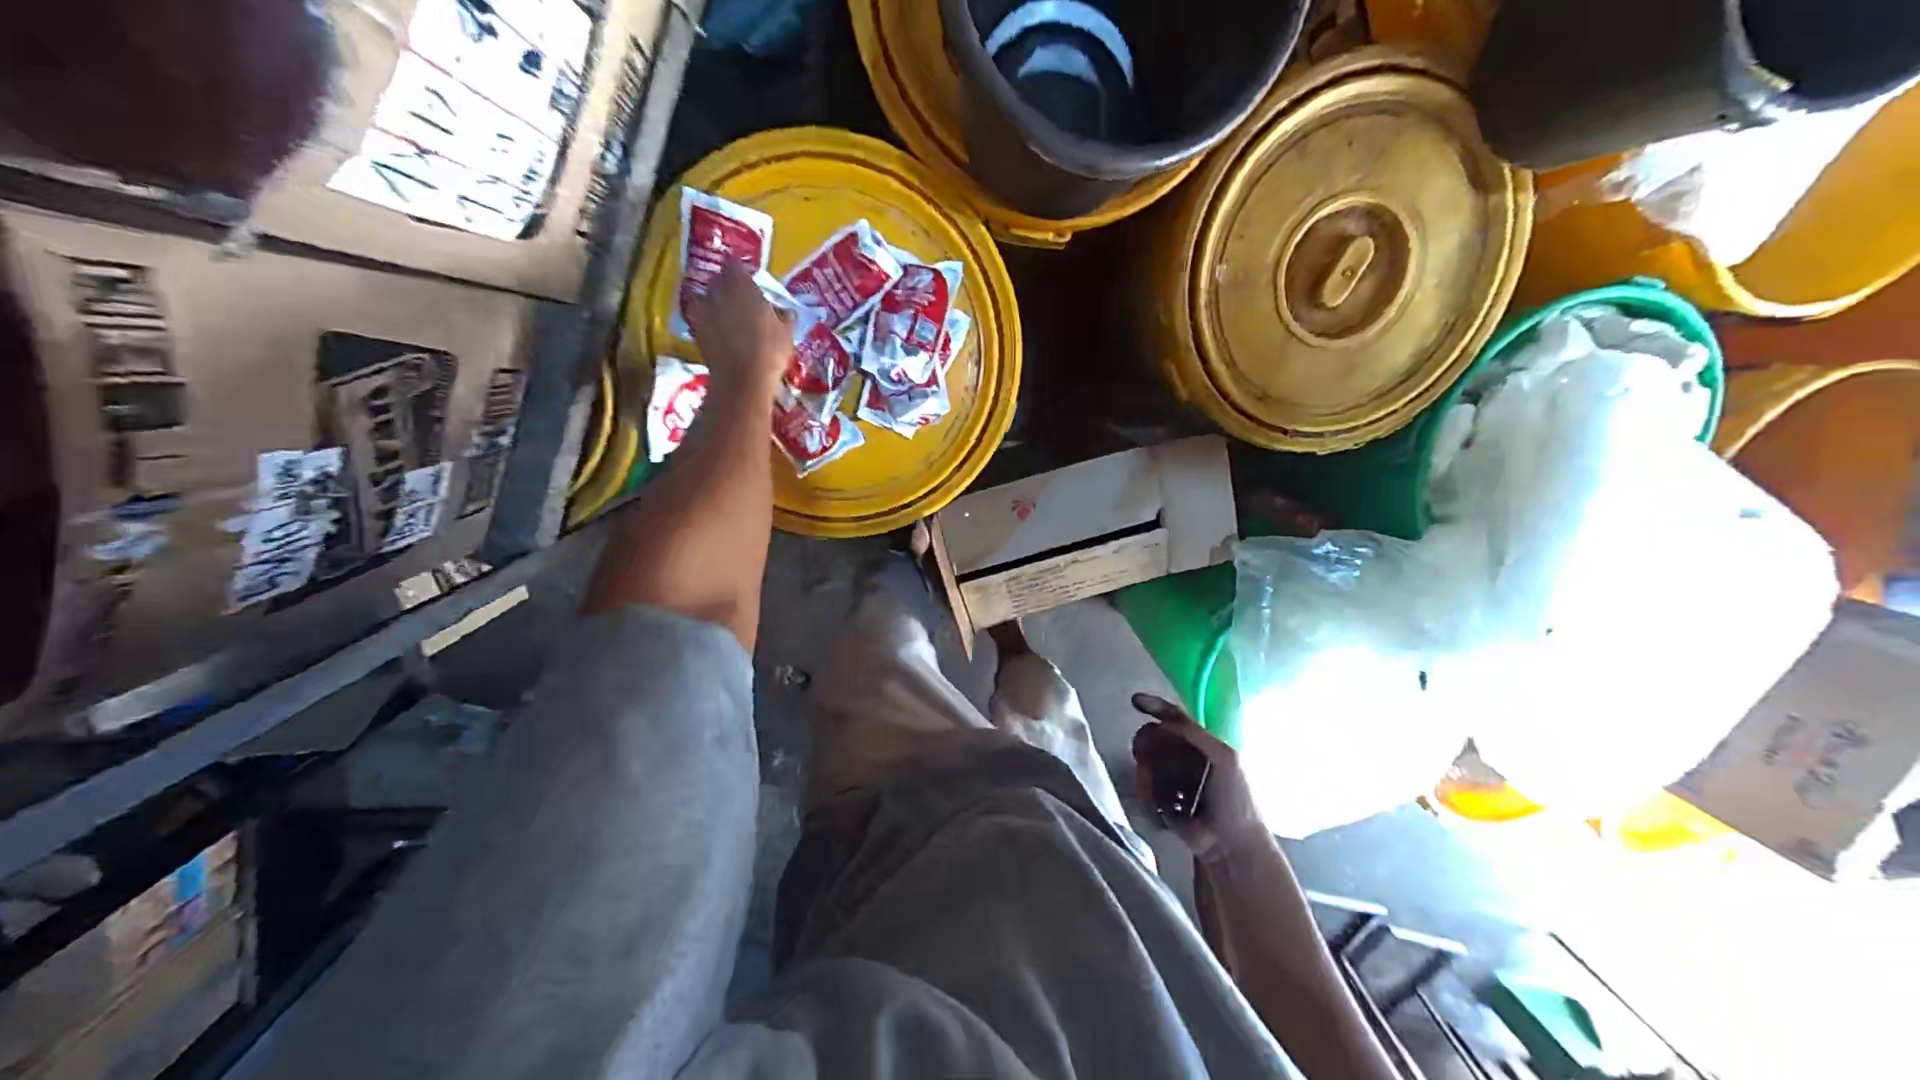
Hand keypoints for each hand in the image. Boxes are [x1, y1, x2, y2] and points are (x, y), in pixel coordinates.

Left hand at [686, 259, 792, 392]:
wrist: (743, 379)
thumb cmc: (769, 350)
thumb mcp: (787, 332)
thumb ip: (785, 316)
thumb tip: (786, 311)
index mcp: (741, 284)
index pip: (735, 263)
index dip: (741, 270)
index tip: (750, 280)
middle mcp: (717, 291)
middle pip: (718, 279)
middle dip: (727, 286)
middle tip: (740, 299)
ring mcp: (703, 310)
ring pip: (704, 297)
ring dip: (713, 302)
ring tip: (725, 314)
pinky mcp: (695, 330)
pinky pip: (698, 318)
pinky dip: (704, 320)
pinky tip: (714, 329)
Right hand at [1130, 693, 1268, 863]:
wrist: (1232, 847)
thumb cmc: (1235, 801)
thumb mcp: (1225, 759)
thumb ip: (1195, 735)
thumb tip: (1163, 722)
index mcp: (1201, 744)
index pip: (1174, 717)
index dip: (1154, 706)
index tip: (1134, 701)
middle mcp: (1184, 756)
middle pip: (1152, 739)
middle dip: (1148, 751)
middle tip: (1148, 765)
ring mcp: (1172, 778)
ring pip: (1145, 764)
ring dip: (1148, 780)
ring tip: (1163, 801)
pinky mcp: (1162, 800)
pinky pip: (1143, 789)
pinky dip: (1149, 799)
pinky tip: (1164, 812)